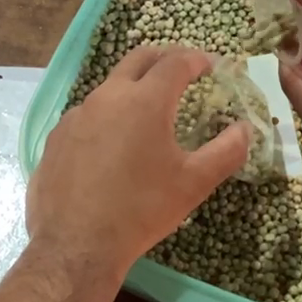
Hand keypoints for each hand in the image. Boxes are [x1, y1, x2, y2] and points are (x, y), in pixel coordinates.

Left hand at [28, 47, 248, 278]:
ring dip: (132, 89)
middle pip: (138, 60)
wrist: (76, 243)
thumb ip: (226, 151)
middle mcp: (107, 97)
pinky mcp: (56, 138)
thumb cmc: (141, 210)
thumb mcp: (193, 183)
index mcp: (144, 101)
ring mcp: (76, 116)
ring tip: (147, 112)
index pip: (175, 62)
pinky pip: (86, 116)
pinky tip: (112, 145)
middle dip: (163, 58)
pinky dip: (106, 117)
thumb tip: (246, 129)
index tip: (209, 65)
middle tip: (180, 70)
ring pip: (109, 88)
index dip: (196, 59)